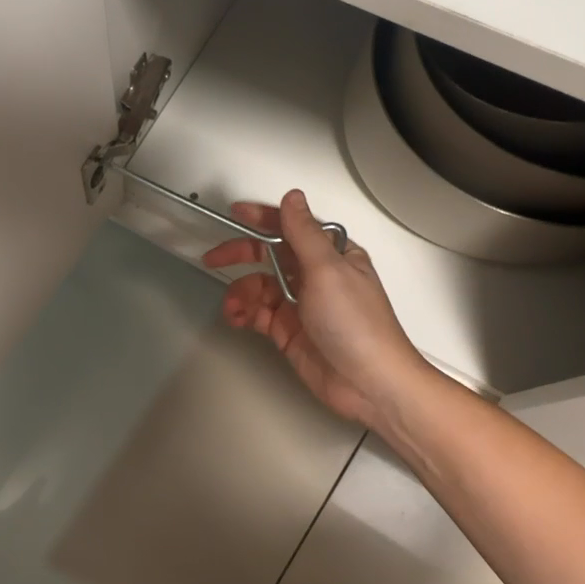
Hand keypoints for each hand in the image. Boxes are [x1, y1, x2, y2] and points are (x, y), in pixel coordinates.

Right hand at [202, 189, 431, 428]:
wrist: (367, 384)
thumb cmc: (361, 328)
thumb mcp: (328, 270)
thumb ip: (304, 233)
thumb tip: (293, 199)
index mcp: (332, 255)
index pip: (292, 226)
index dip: (263, 218)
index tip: (237, 212)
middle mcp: (316, 277)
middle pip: (270, 255)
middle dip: (242, 255)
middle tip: (216, 258)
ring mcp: (301, 304)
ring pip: (258, 287)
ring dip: (241, 293)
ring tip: (236, 306)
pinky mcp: (289, 330)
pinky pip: (257, 314)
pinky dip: (243, 314)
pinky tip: (239, 319)